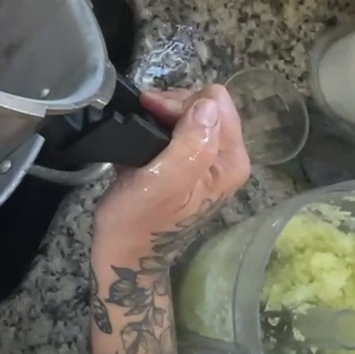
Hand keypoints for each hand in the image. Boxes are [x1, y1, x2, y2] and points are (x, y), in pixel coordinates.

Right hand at [93, 86, 250, 257]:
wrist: (125, 252)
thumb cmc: (138, 220)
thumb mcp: (162, 181)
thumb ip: (189, 143)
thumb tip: (206, 105)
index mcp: (229, 161)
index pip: (214, 101)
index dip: (179, 103)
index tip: (150, 114)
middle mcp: (225, 158)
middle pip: (204, 104)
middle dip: (170, 106)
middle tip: (141, 122)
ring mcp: (206, 161)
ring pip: (188, 113)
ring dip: (161, 116)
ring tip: (139, 132)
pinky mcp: (186, 163)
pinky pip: (177, 129)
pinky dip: (157, 127)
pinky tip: (141, 140)